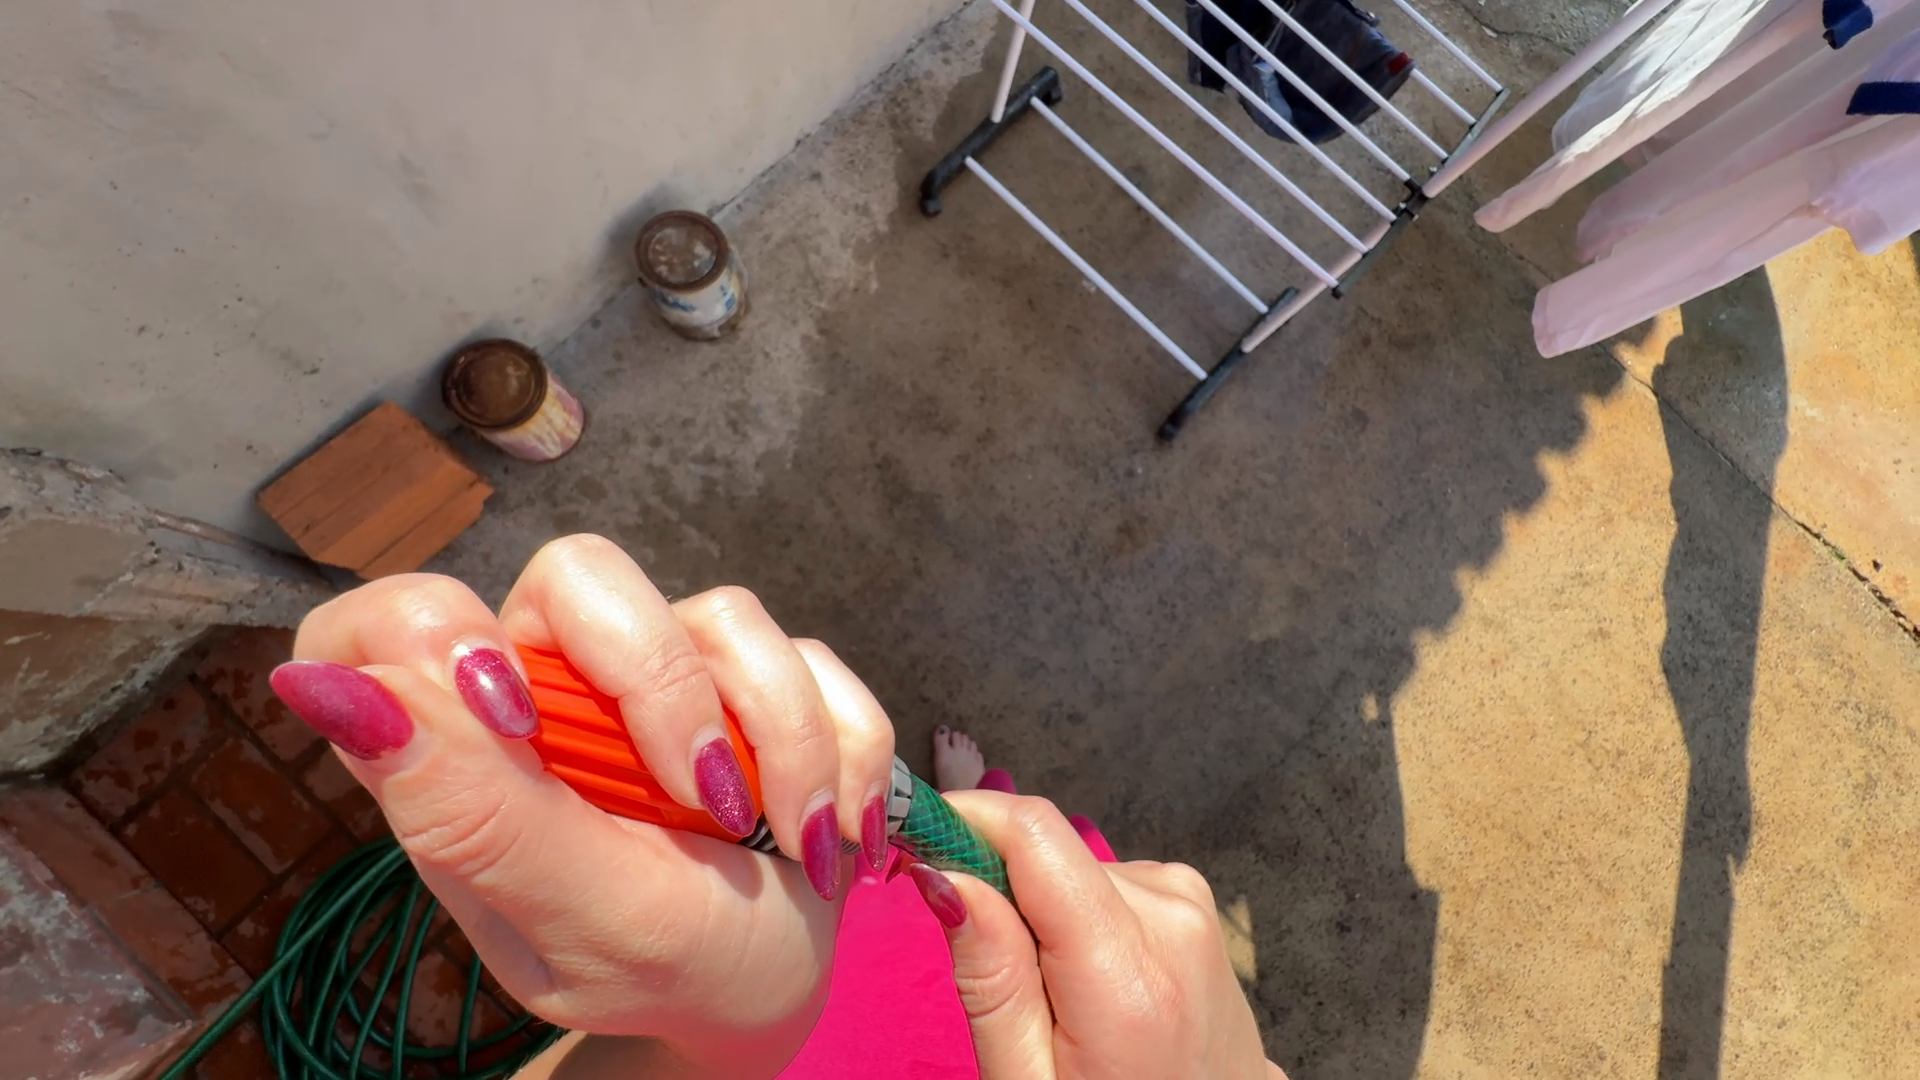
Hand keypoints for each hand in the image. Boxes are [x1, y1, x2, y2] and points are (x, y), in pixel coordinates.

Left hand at [271, 535, 895, 1076]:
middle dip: (667, 688)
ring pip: (731, 618)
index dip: (439, 633)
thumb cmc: (667, 966)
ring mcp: (684, 668)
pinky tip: (840, 827)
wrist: (780, 976)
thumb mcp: (576, 921)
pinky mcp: (772, 672)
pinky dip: (847, 749)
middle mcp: (578, 683)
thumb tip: (326, 689)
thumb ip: (477, 817)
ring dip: (789, 742)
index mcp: (485, 746)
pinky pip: (819, 663)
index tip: (516, 726)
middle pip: (588, 575)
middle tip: (712, 802)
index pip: (401, 620)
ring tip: (802, 842)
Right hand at [924, 792, 1284, 1079]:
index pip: (1036, 833)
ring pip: (1072, 865)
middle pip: (1049, 852)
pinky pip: (1104, 878)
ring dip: (1041, 904)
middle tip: (981, 955)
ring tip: (1053, 987)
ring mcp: (1189, 900)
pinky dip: (1078, 910)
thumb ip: (991, 980)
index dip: (969, 817)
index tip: (921, 840)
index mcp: (1129, 973)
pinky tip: (1091, 973)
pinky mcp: (1191, 896)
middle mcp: (1168, 914)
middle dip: (998, 882)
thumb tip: (943, 873)